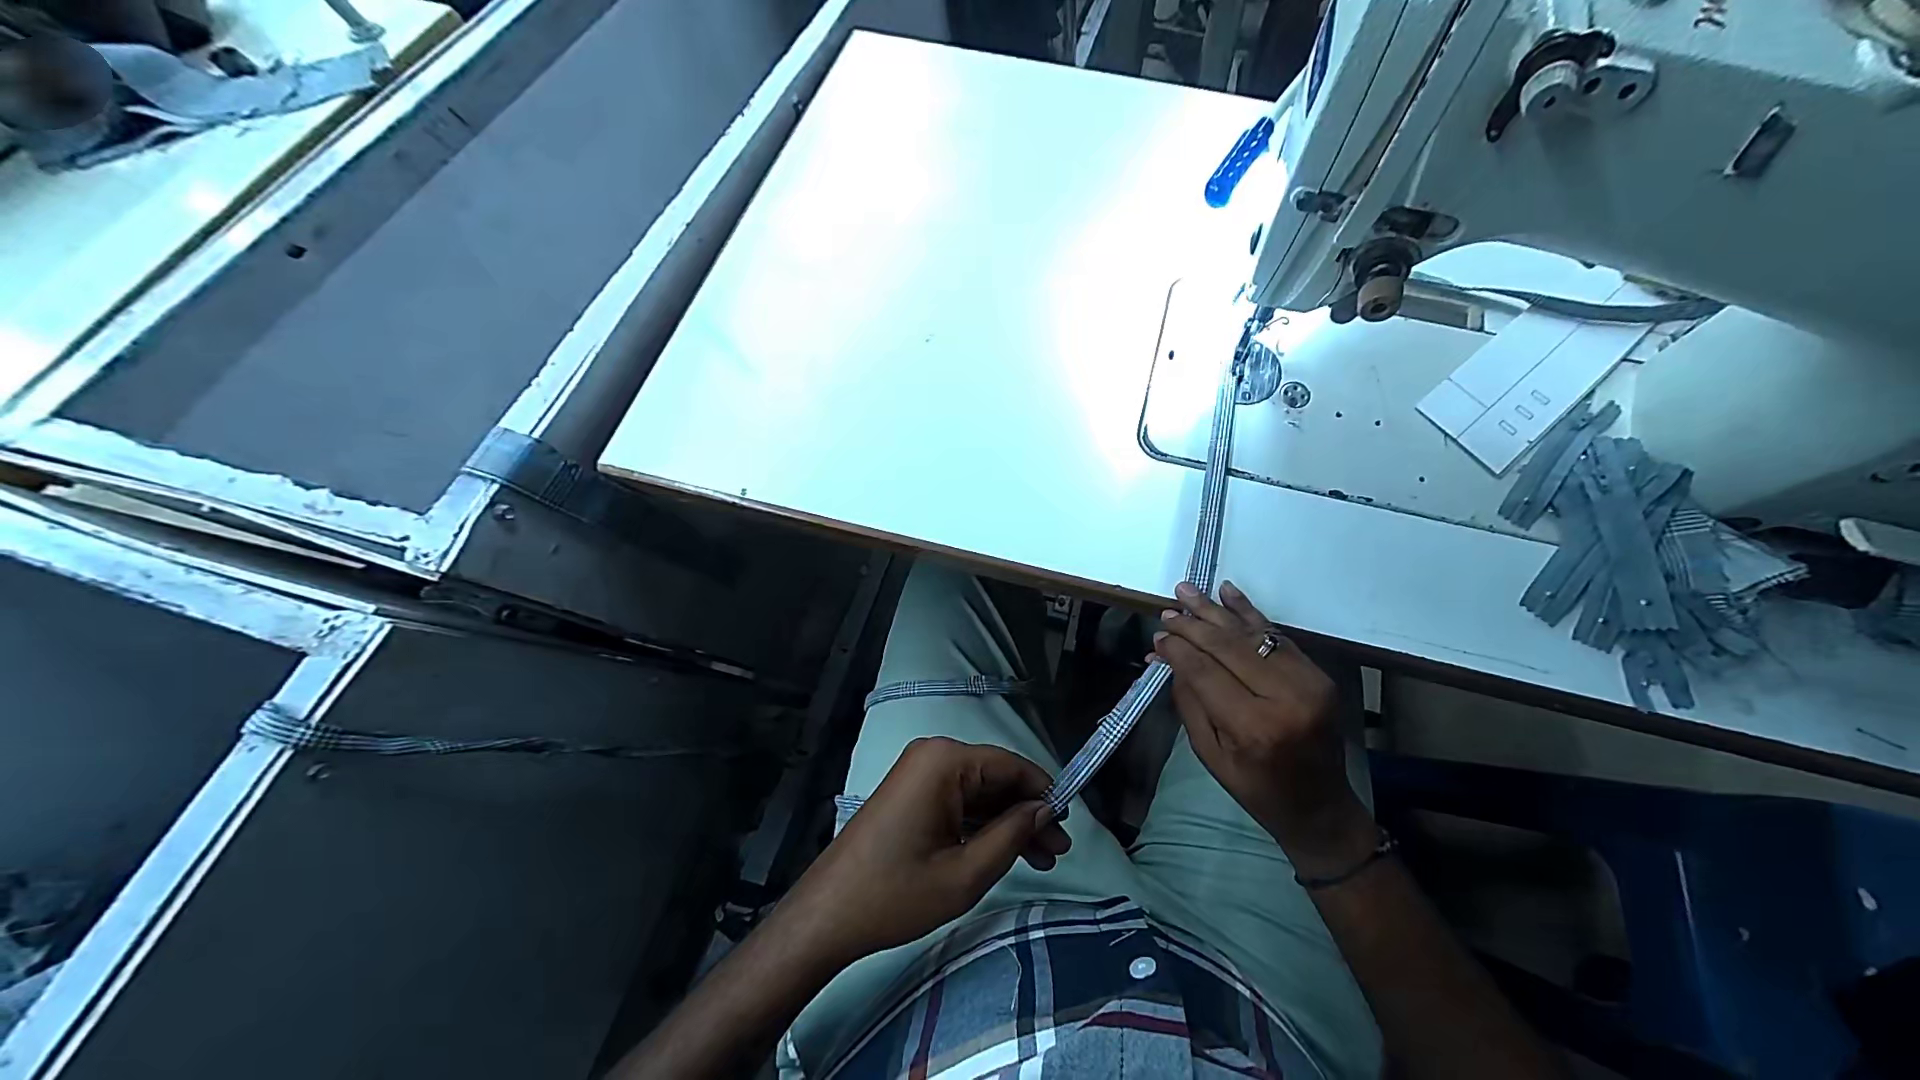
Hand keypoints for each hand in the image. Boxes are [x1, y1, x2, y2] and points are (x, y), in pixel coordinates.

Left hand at [771, 737, 1071, 966]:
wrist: (828, 915)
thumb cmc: (896, 894)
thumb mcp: (965, 872)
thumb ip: (1012, 835)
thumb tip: (1045, 809)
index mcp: (944, 761)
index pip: (1011, 765)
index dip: (1045, 794)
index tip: (1068, 828)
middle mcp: (932, 755)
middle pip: (996, 777)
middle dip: (1028, 814)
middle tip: (1058, 854)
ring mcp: (919, 774)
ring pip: (980, 791)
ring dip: (1009, 823)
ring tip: (1041, 860)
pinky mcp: (911, 794)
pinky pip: (959, 800)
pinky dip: (983, 825)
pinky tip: (1005, 852)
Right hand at [1153, 581, 1375, 876]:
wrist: (1321, 807)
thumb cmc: (1257, 789)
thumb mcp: (1210, 755)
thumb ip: (1189, 702)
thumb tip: (1167, 657)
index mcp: (1255, 727)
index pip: (1205, 672)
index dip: (1177, 650)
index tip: (1157, 637)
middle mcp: (1286, 698)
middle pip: (1228, 647)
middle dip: (1193, 626)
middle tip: (1168, 612)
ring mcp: (1309, 683)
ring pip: (1253, 634)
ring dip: (1217, 611)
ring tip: (1187, 591)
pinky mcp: (1319, 675)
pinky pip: (1278, 636)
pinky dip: (1250, 613)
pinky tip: (1227, 593)